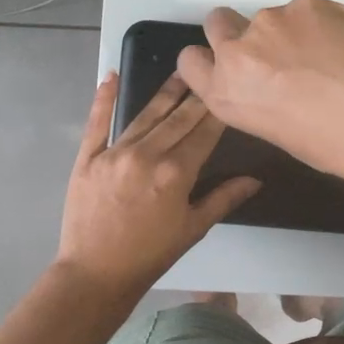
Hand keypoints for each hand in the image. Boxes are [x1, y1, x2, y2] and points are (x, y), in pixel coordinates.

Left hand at [53, 72, 260, 296]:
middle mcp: (146, 155)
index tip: (229, 89)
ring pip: (145, 115)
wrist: (95, 274)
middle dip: (196, 95)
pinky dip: (104, 99)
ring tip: (179, 71)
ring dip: (164, 92)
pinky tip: (112, 76)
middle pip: (177, 118)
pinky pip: (98, 122)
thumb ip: (224, 199)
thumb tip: (256, 179)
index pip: (204, 133)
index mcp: (176, 173)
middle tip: (209, 70)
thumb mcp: (193, 229)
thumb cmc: (150, 255)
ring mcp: (114, 153)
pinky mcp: (88, 157)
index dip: (218, 111)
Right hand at [176, 0, 343, 184]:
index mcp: (224, 93)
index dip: (208, 59)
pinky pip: (310, 9)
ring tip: (328, 55)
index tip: (229, 64)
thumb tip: (281, 87)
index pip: (190, 62)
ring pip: (273, 15)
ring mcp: (271, 22)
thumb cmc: (323, 142)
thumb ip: (262, 99)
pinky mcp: (305, 4)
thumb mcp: (273, 131)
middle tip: (273, 49)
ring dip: (292, 29)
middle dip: (239, 30)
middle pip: (218, 22)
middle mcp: (238, 52)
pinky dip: (324, 23)